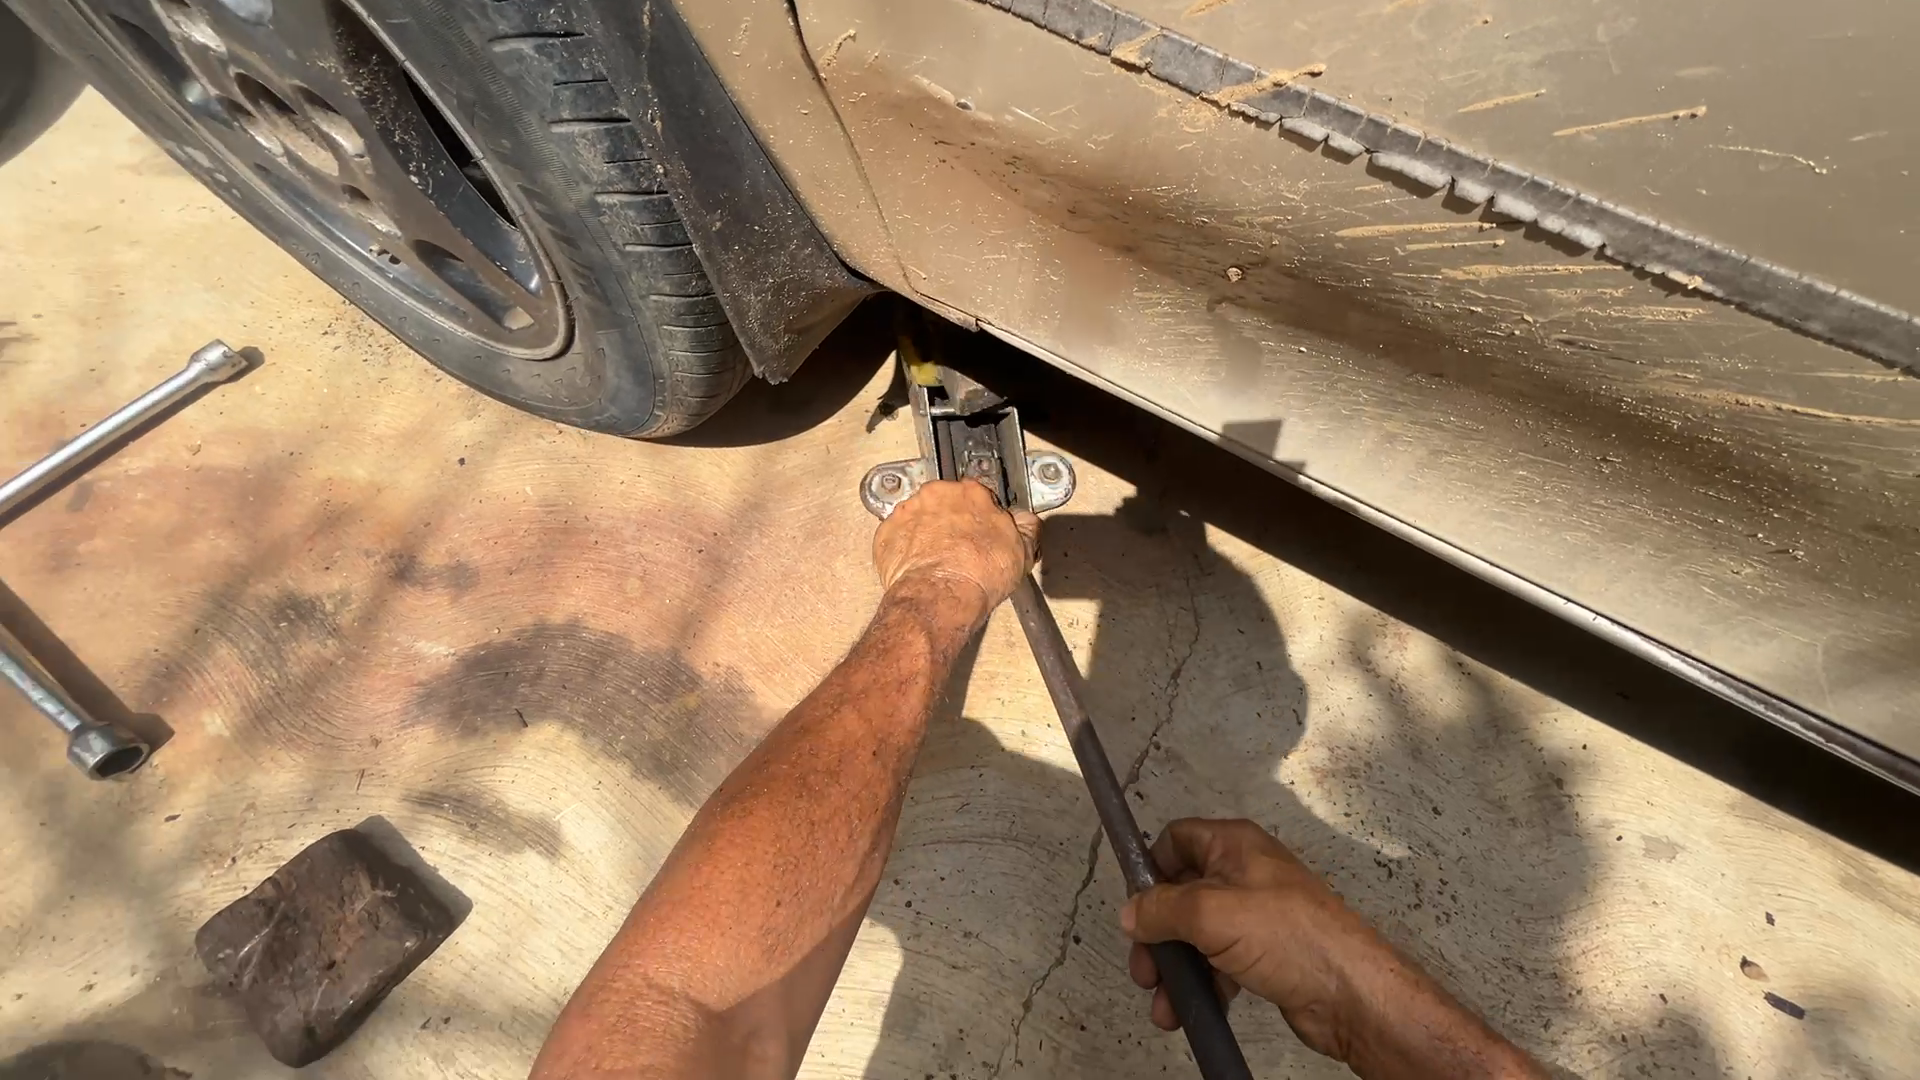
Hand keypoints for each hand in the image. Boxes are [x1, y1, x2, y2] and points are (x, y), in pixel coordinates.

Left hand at [873, 480, 1039, 618]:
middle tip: (960, 548)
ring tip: (938, 560)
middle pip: (945, 502)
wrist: (940, 597)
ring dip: (926, 532)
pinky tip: (918, 565)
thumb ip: (1025, 527)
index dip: (981, 516)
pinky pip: (896, 535)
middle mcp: (938, 495)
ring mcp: (909, 512)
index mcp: (972, 493)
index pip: (978, 495)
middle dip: (951, 521)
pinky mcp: (887, 533)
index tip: (982, 532)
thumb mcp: (1022, 550)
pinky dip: (904, 547)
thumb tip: (1026, 522)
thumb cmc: (977, 574)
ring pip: (919, 516)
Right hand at [1123, 817, 1542, 1079]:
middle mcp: (1241, 871)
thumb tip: (1128, 913)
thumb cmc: (1282, 934)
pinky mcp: (1264, 953)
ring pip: (1197, 933)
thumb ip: (1160, 908)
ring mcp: (1254, 915)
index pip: (1176, 839)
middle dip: (1156, 932)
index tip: (1136, 905)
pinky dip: (1201, 982)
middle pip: (1180, 892)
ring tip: (1161, 1004)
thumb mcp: (1208, 912)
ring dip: (1174, 966)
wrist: (1351, 994)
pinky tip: (1187, 1012)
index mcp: (1232, 844)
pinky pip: (1218, 960)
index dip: (1151, 867)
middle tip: (1143, 969)